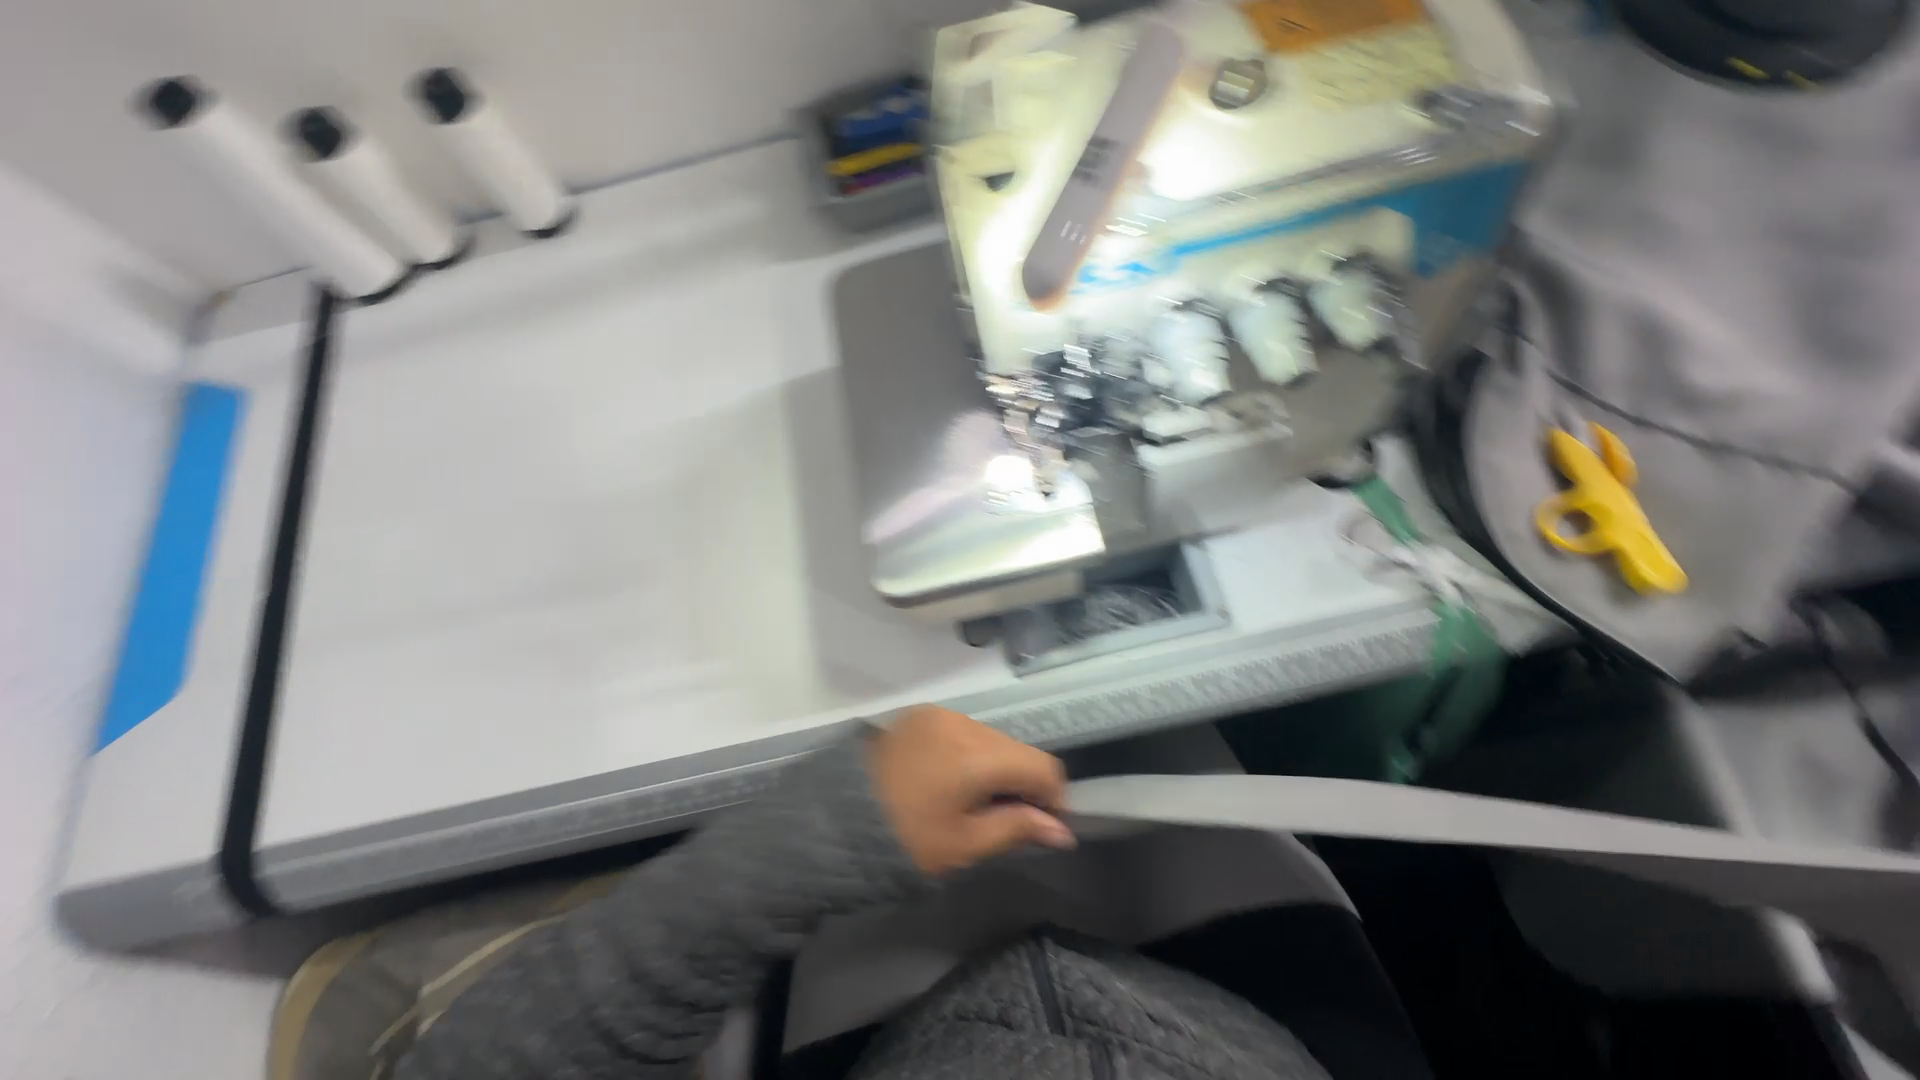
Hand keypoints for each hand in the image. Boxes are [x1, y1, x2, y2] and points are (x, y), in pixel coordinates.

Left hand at [868, 705, 1073, 875]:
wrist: (834, 821)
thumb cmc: (906, 840)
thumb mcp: (965, 844)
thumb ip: (1018, 828)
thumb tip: (1062, 830)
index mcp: (977, 754)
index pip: (1042, 766)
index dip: (1053, 797)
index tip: (1044, 826)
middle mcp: (963, 722)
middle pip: (1016, 749)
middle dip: (1022, 782)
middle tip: (1007, 820)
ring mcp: (938, 715)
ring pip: (990, 739)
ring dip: (995, 767)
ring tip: (974, 802)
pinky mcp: (919, 716)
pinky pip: (962, 732)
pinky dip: (969, 754)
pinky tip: (951, 781)